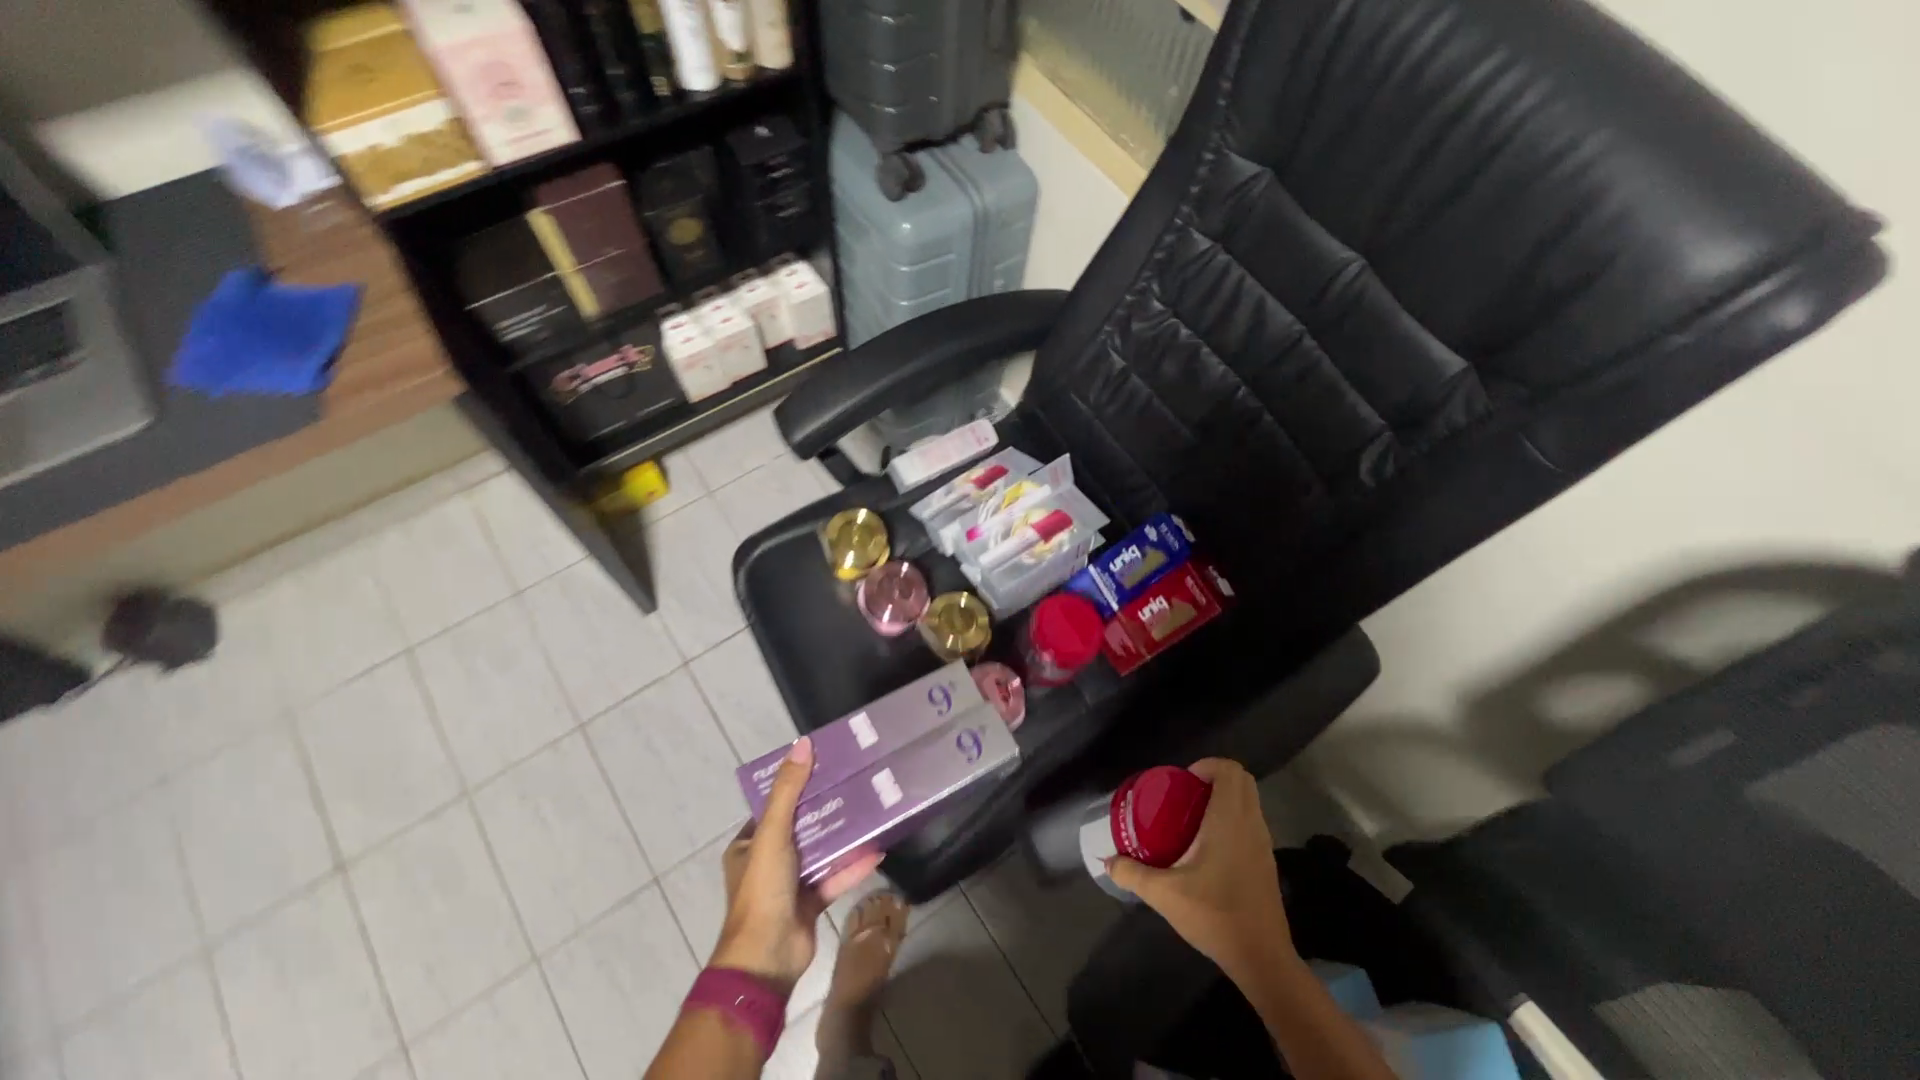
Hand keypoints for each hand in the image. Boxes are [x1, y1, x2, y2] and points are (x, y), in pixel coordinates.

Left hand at [710, 736, 882, 988]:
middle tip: (855, 784)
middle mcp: (768, 861)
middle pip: (800, 827)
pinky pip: (834, 877)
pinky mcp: (811, 903)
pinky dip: (852, 865)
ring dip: (841, 836)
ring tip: (870, 810)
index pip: (774, 807)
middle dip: (825, 809)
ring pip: (820, 852)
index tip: (825, 766)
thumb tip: (803, 745)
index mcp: (749, 845)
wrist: (767, 957)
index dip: (796, 786)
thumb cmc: (763, 890)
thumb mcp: (773, 833)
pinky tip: (877, 849)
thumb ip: (788, 792)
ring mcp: (790, 884)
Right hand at [1107, 759, 1298, 981]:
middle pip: (1242, 781)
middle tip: (1183, 796)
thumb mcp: (1163, 894)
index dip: (1207, 766)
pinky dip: (1232, 821)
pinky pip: (1251, 824)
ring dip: (1224, 800)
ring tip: (1190, 820)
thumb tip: (1107, 862)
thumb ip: (1132, 874)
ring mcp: (1263, 844)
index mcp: (1229, 821)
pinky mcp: (1266, 863)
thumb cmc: (1213, 915)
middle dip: (1214, 779)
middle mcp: (1251, 825)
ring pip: (1249, 803)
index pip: (1230, 771)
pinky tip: (1207, 848)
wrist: (1260, 956)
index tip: (1181, 781)